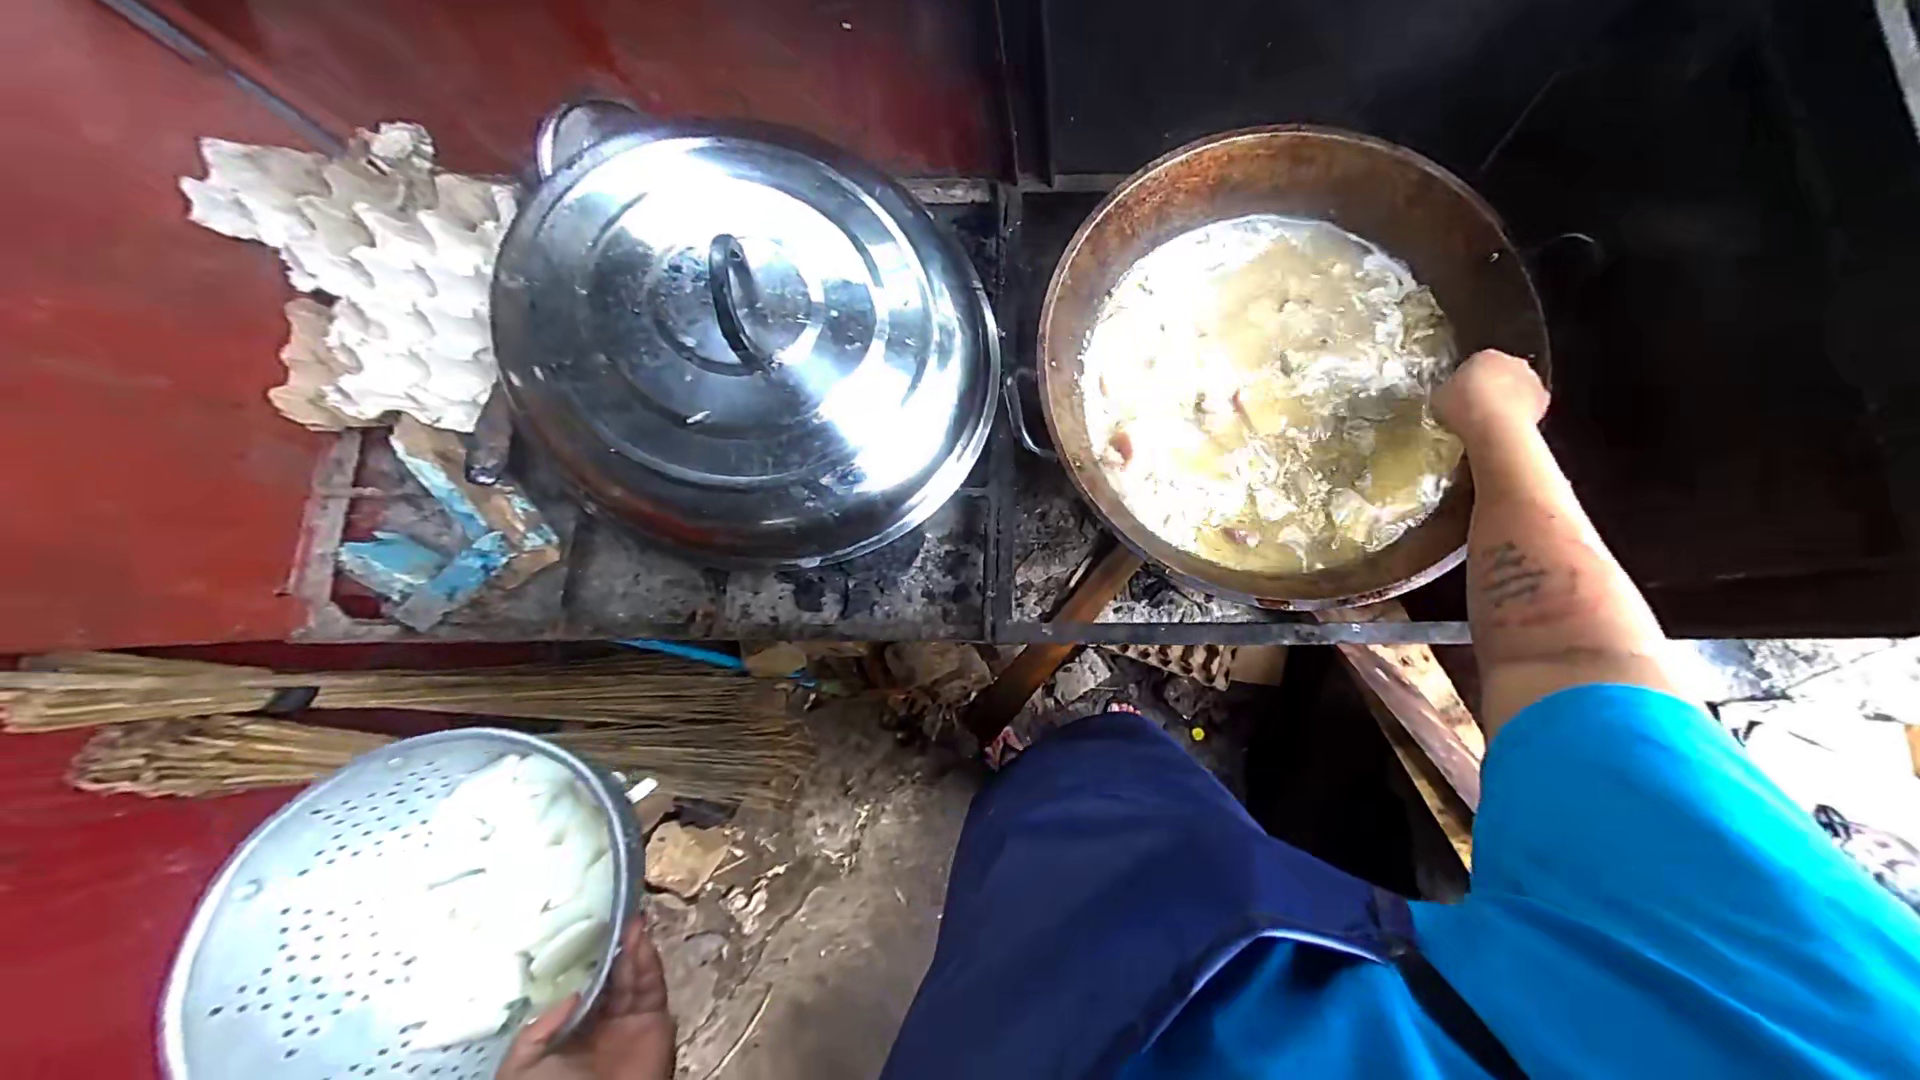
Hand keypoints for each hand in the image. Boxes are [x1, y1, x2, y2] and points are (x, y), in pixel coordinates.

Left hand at [498, 920, 675, 1079]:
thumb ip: (537, 1031)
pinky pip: (653, 987)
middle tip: (617, 915)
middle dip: (614, 949)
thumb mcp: (521, 1071)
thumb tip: (574, 994)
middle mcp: (600, 1028)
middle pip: (611, 979)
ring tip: (631, 920)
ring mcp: (630, 1024)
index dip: (587, 964)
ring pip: (633, 978)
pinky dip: (649, 962)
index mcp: (569, 1040)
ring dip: (633, 949)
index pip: (582, 993)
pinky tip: (641, 941)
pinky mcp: (656, 1022)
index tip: (590, 932)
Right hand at [1432, 349, 1548, 442]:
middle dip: (1488, 386)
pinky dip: (1518, 412)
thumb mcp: (1438, 398)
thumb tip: (1447, 394)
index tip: (1457, 396)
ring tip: (1487, 419)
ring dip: (1504, 398)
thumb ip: (1446, 390)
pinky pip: (1527, 403)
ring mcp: (1530, 378)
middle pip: (1498, 372)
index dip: (1464, 381)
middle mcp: (1511, 362)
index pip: (1473, 364)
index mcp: (1483, 357)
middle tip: (1472, 406)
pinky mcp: (1543, 398)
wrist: (1494, 428)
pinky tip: (1503, 425)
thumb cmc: (1462, 408)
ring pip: (1515, 387)